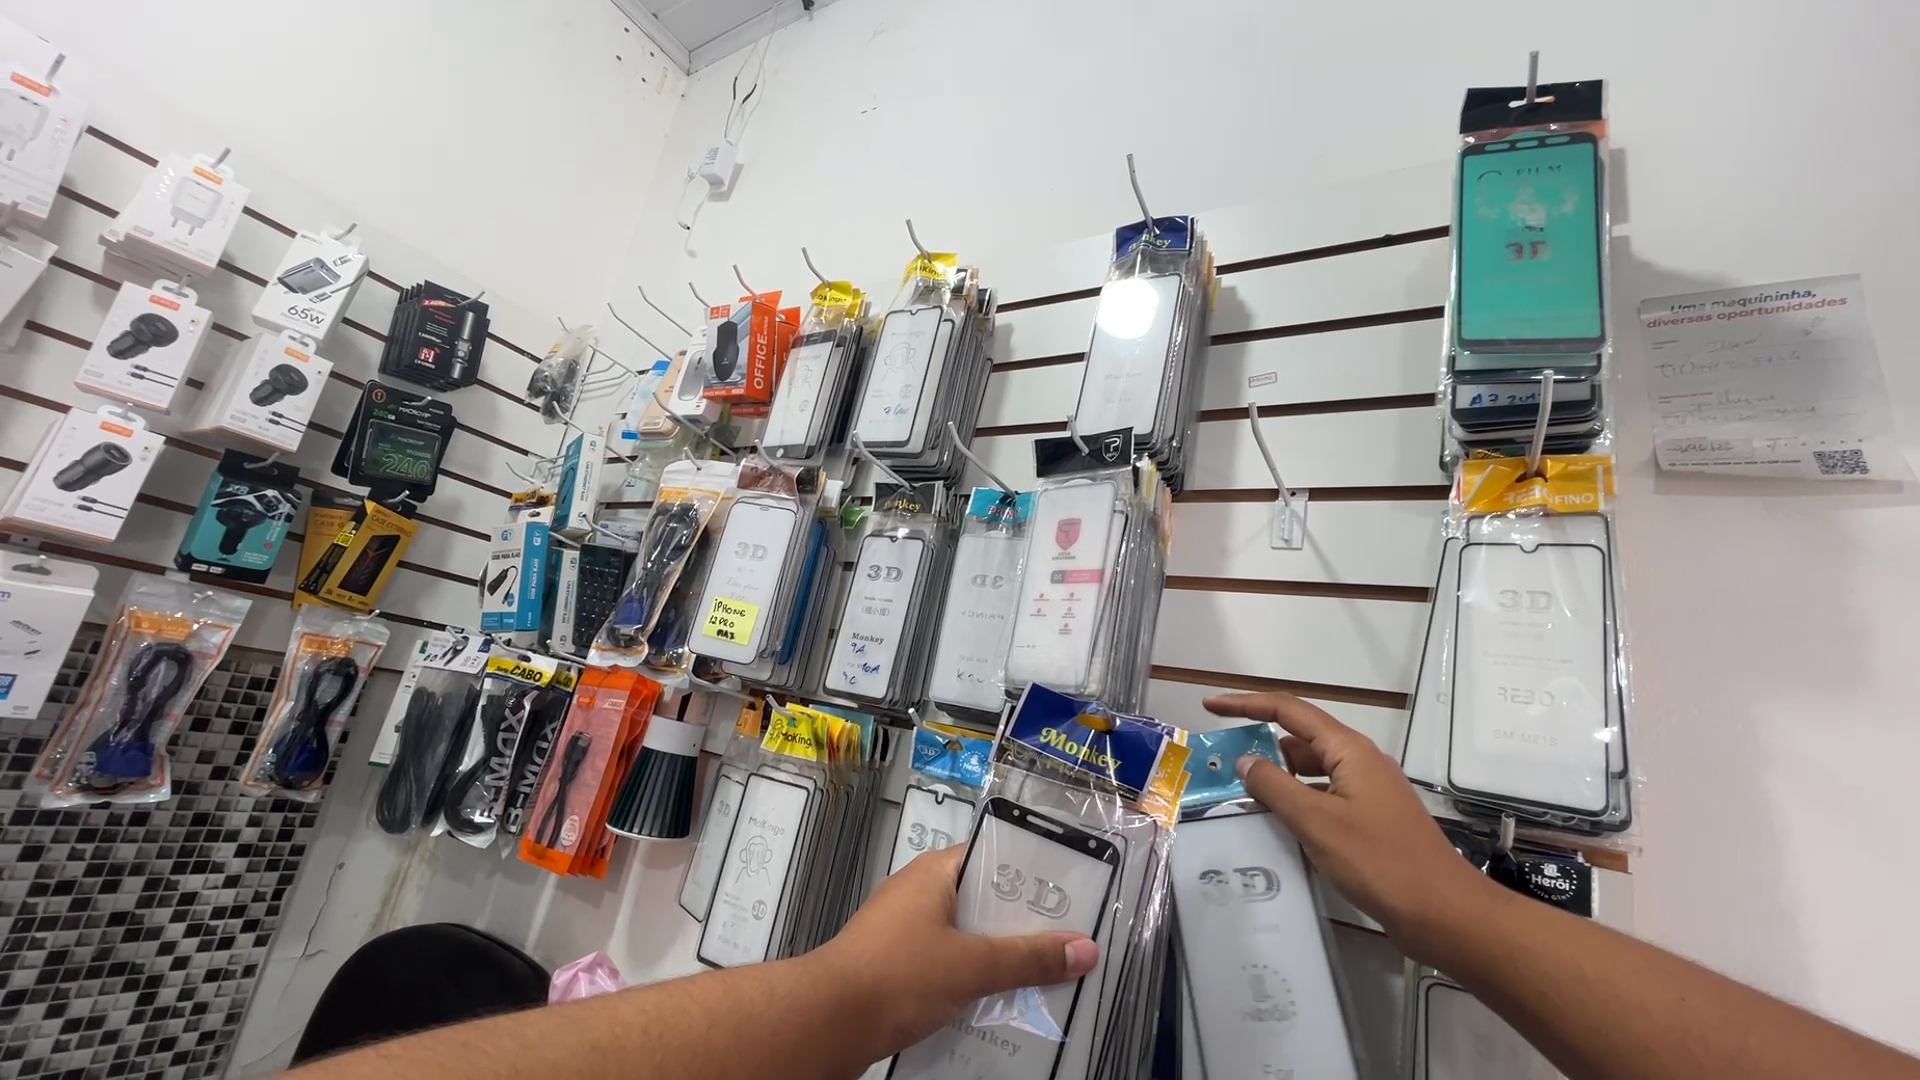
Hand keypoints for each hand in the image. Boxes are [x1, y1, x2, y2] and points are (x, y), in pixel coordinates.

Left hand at [813, 845, 1099, 1061]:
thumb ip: (1028, 958)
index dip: (1028, 872)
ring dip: (993, 954)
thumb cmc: (899, 974)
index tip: (1065, 894)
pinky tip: (991, 1001)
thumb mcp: (971, 965)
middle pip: (980, 898)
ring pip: (961, 933)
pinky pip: (941, 961)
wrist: (826, 1021)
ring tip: (1037, 975)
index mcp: (934, 872)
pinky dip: (966, 977)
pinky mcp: (892, 962)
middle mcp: (917, 890)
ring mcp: (901, 927)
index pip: (990, 855)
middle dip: (1017, 922)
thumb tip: (1086, 948)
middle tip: (1062, 941)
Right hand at [1204, 691, 1496, 959]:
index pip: (1288, 710)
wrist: (1445, 915)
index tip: (1209, 706)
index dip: (1245, 704)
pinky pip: (1322, 796)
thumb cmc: (1379, 861)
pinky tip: (1278, 823)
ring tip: (1241, 793)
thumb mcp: (1316, 821)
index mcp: (1348, 751)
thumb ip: (1274, 786)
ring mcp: (1367, 791)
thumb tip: (1246, 761)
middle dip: (1259, 743)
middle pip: (1299, 739)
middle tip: (1221, 760)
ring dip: (1277, 777)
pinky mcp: (1370, 819)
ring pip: (1310, 771)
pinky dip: (1296, 801)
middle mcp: (1359, 762)